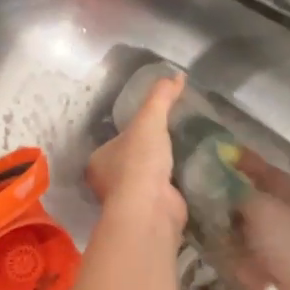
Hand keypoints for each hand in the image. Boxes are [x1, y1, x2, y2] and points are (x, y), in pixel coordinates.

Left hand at [87, 73, 186, 234]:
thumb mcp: (150, 120)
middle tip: (172, 140)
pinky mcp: (151, 214)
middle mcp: (109, 183)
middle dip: (147, 155)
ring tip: (185, 155)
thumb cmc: (140, 162)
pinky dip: (175, 188)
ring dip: (162, 172)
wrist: (150, 210)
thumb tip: (178, 74)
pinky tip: (191, 177)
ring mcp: (130, 201)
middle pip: (130, 162)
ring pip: (146, 181)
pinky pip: (163, 195)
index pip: (115, 142)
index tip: (152, 127)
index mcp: (99, 160)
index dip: (132, 133)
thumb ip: (161, 97)